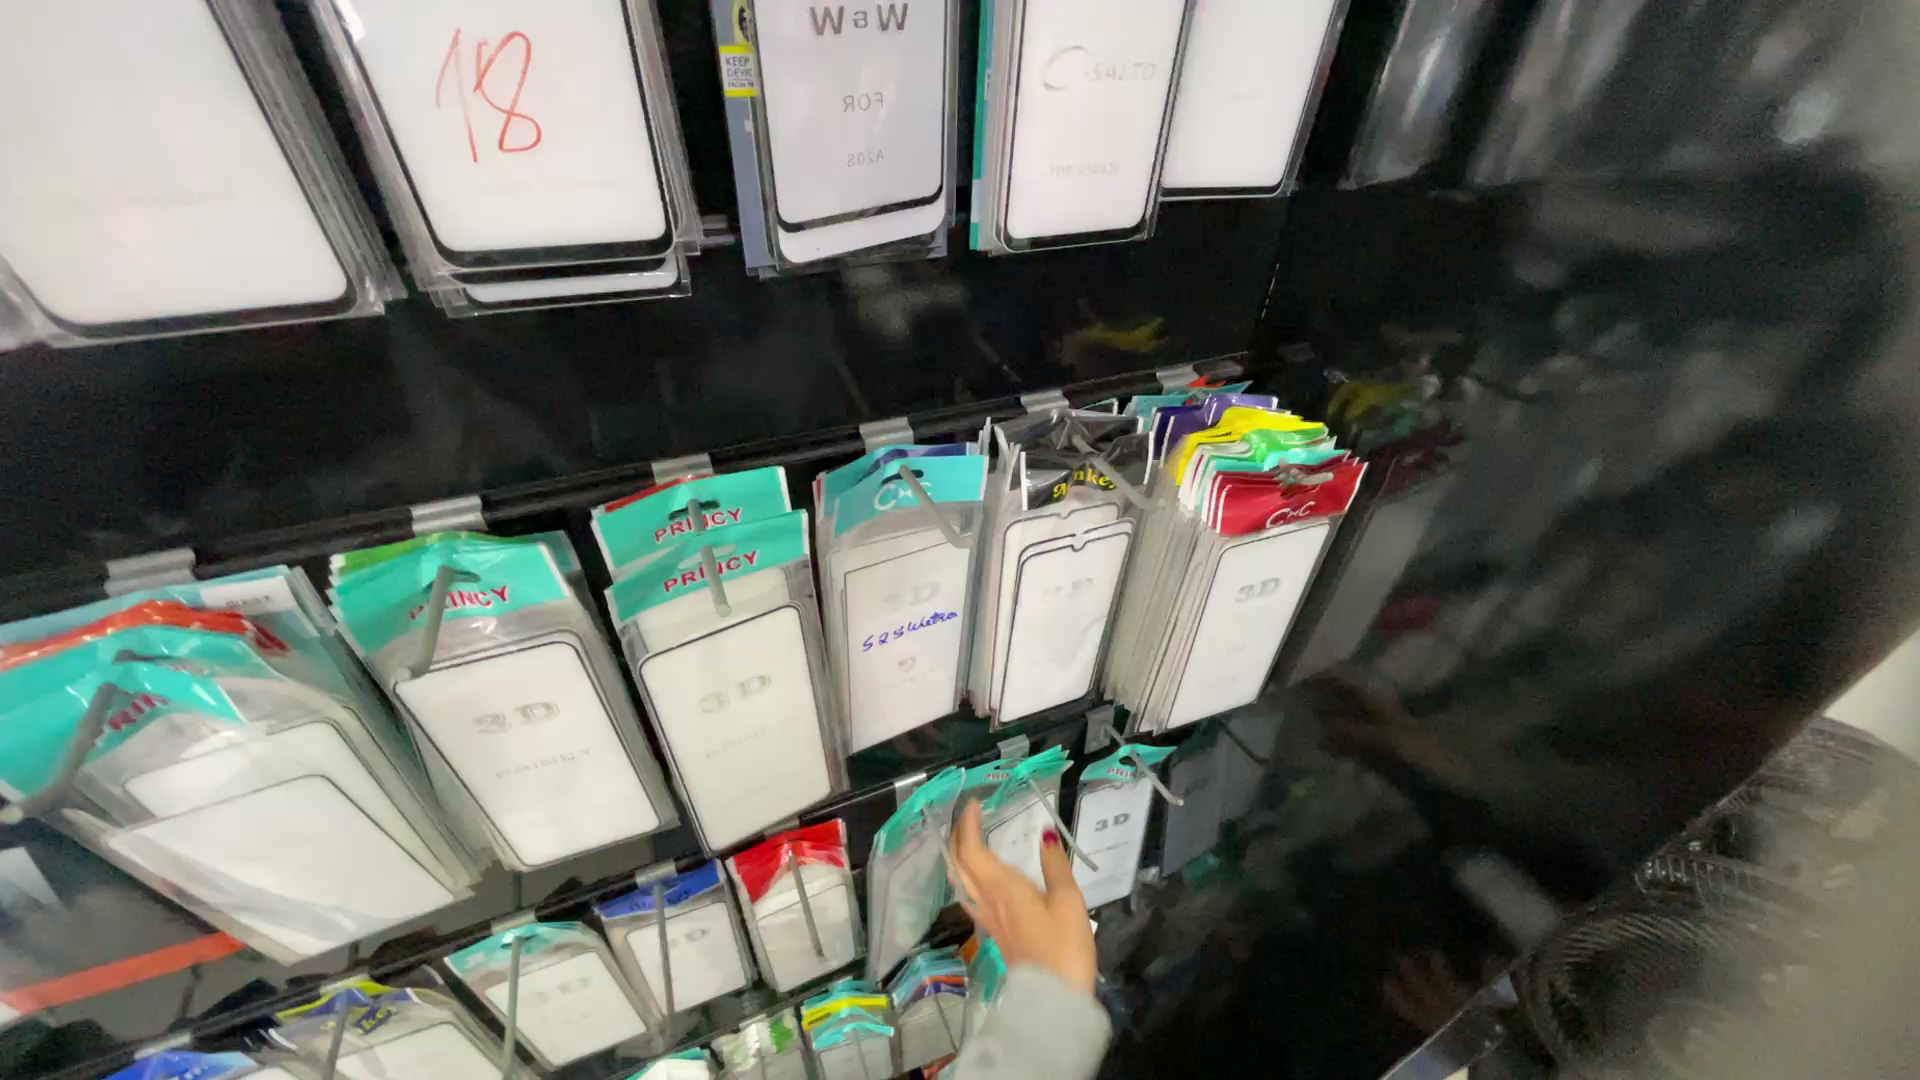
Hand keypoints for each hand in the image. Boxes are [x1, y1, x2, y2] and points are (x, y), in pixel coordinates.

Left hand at [948, 798, 1096, 994]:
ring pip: (961, 880)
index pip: (972, 849)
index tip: (973, 804)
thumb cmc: (1063, 947)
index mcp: (1002, 887)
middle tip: (968, 817)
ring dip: (960, 856)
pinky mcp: (994, 932)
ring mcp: (987, 919)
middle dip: (958, 836)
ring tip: (969, 839)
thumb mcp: (1068, 901)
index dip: (967, 825)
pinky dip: (968, 876)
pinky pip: (970, 895)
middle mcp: (987, 900)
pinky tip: (979, 877)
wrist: (1053, 1002)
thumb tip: (1045, 833)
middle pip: (959, 864)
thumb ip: (1054, 865)